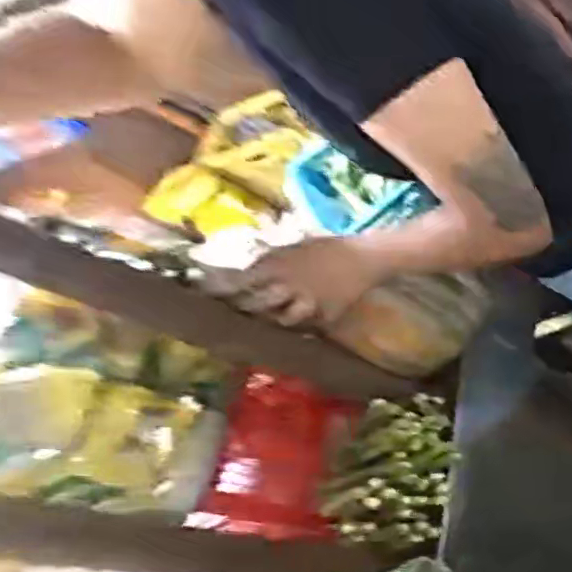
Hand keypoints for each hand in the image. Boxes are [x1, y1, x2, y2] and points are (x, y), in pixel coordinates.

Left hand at [227, 237, 382, 327]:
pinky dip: (305, 325)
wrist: (366, 258)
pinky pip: (312, 324)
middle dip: (245, 307)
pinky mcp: (331, 312)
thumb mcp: (291, 246)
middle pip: (257, 303)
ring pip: (285, 318)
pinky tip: (302, 324)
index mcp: (276, 266)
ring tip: (271, 319)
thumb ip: (269, 260)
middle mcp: (289, 286)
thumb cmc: (328, 247)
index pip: (238, 281)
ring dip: (275, 319)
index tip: (205, 292)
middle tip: (237, 309)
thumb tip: (245, 270)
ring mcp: (311, 302)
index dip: (219, 288)